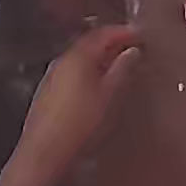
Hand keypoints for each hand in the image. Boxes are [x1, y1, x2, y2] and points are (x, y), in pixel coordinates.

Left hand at [7, 26, 140, 185]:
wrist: (43, 154)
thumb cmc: (81, 122)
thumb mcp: (109, 95)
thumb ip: (122, 69)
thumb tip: (133, 50)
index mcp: (78, 56)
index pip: (102, 33)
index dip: (123, 31)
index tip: (141, 34)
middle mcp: (62, 60)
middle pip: (89, 42)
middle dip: (112, 42)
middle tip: (133, 46)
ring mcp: (51, 75)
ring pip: (80, 57)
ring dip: (100, 56)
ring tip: (120, 63)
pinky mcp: (46, 91)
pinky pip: (72, 70)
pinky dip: (88, 68)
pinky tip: (98, 82)